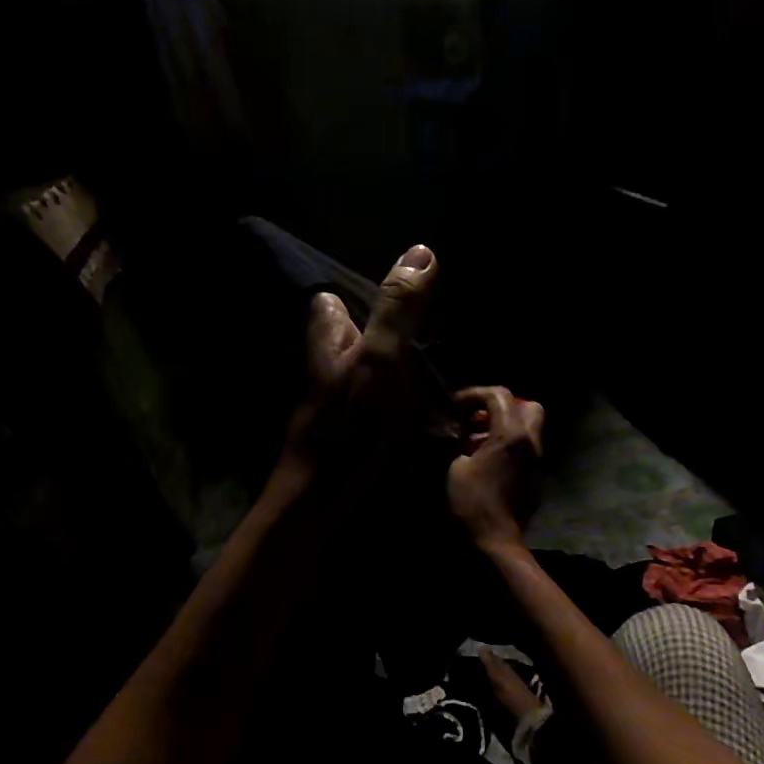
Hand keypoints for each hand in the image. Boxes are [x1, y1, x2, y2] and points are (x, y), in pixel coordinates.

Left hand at [280, 244, 438, 482]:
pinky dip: (403, 407)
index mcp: (327, 342)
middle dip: (389, 335)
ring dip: (402, 374)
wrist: (324, 512)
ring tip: (439, 376)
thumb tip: (422, 251)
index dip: (362, 293)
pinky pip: (382, 409)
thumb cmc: (350, 431)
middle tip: (434, 336)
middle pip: (357, 337)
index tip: (404, 295)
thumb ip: (399, 309)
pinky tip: (428, 416)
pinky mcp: (354, 436)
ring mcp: (340, 405)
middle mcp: (328, 369)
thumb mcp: (380, 361)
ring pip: (372, 374)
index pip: (334, 301)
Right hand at [447, 386, 544, 550]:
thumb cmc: (472, 504)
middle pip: (527, 406)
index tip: (455, 406)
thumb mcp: (453, 467)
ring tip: (476, 445)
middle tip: (477, 421)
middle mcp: (531, 443)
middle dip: (501, 407)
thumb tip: (451, 430)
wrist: (496, 543)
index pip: (499, 395)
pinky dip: (509, 447)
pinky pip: (526, 451)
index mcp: (511, 435)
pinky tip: (487, 465)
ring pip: (529, 429)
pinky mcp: (536, 478)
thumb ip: (454, 441)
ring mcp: (537, 462)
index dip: (474, 394)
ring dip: (504, 428)